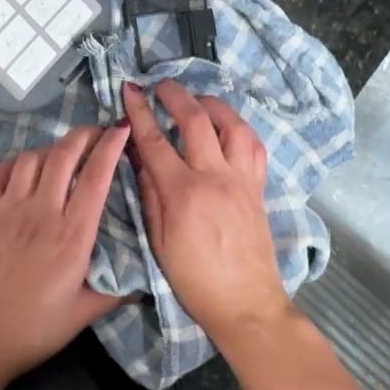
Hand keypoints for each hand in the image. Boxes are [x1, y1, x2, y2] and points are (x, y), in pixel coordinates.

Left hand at [0, 122, 129, 389]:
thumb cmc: (35, 328)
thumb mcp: (84, 314)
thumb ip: (116, 292)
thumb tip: (146, 282)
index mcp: (72, 235)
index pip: (96, 176)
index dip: (111, 146)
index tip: (122, 129)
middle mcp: (42, 212)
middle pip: (64, 154)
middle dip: (84, 134)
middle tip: (98, 132)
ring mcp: (9, 209)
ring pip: (31, 158)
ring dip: (51, 149)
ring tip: (64, 155)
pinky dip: (13, 165)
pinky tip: (23, 173)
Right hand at [126, 80, 293, 345]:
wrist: (245, 304)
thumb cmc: (194, 280)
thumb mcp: (158, 241)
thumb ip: (149, 193)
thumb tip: (138, 156)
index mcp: (183, 194)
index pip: (155, 140)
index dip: (140, 111)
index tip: (131, 89)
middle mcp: (215, 178)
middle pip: (196, 119)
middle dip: (176, 95)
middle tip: (161, 85)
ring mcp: (242, 180)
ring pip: (232, 125)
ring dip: (212, 104)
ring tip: (196, 101)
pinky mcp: (259, 188)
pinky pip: (254, 146)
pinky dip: (239, 128)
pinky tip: (227, 127)